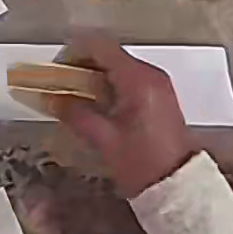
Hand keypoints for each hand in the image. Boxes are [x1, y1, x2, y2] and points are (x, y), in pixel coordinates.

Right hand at [55, 34, 195, 196]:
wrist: (180, 186)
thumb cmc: (142, 164)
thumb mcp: (104, 139)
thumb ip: (75, 114)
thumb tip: (52, 98)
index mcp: (138, 80)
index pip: (101, 47)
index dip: (75, 52)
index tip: (57, 68)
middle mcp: (151, 74)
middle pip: (110, 54)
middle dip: (83, 65)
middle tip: (61, 84)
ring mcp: (158, 83)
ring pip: (119, 65)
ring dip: (96, 75)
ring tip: (75, 96)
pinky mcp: (160, 94)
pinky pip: (130, 78)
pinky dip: (110, 84)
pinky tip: (97, 104)